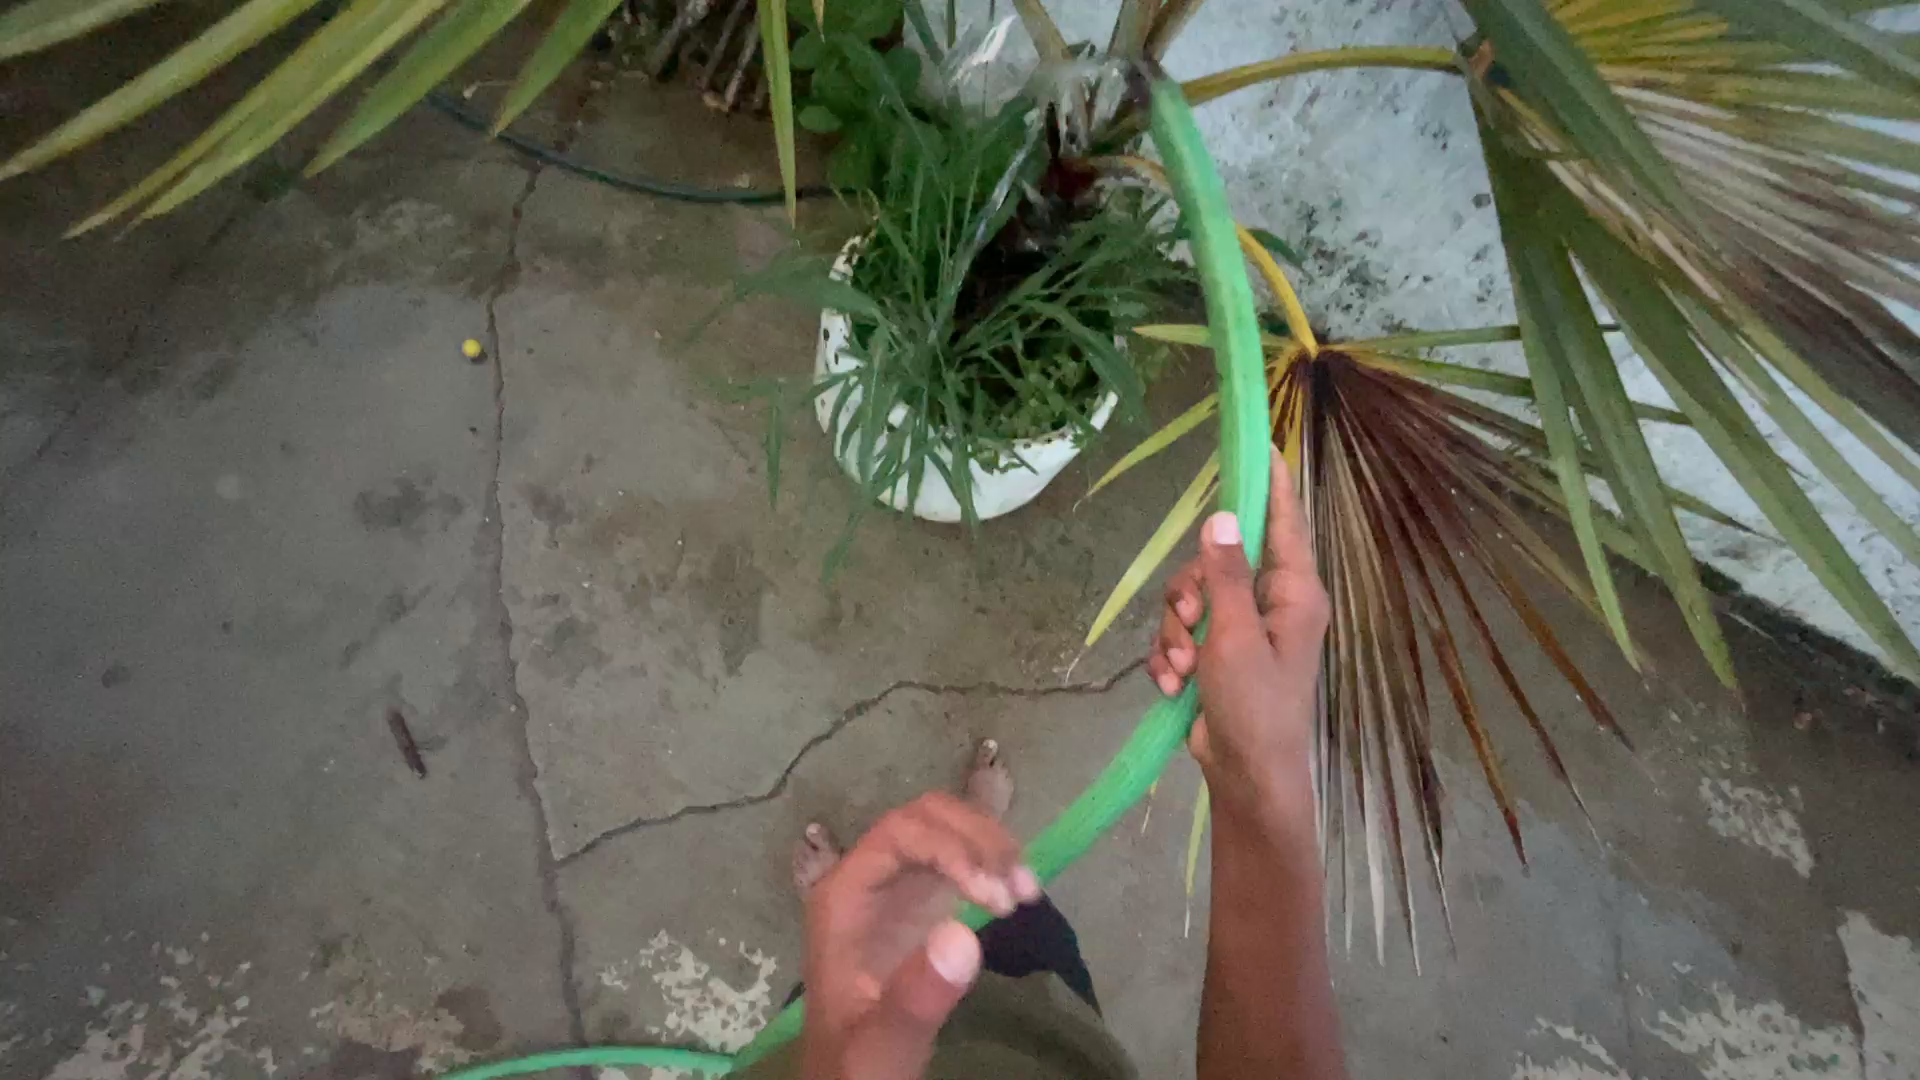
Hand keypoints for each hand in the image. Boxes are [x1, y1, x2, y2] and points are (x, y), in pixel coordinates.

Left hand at [800, 793, 1040, 1079]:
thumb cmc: (857, 1068)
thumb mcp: (878, 1049)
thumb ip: (913, 1000)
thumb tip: (965, 935)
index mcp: (844, 895)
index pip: (899, 833)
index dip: (951, 848)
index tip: (995, 897)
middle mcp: (870, 875)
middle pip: (925, 817)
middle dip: (977, 840)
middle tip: (1018, 888)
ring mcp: (897, 884)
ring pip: (947, 827)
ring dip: (991, 846)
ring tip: (1027, 890)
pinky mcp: (923, 900)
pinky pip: (960, 856)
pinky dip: (993, 863)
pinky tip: (1020, 891)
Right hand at [1147, 447, 1328, 820]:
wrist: (1246, 777)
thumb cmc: (1257, 707)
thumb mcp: (1235, 637)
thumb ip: (1225, 576)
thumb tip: (1220, 516)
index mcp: (1293, 592)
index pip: (1284, 523)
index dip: (1273, 483)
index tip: (1262, 445)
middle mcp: (1268, 603)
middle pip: (1215, 560)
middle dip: (1190, 592)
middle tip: (1189, 623)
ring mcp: (1239, 629)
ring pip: (1189, 598)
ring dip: (1175, 632)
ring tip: (1183, 669)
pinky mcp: (1213, 653)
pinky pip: (1179, 632)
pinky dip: (1169, 656)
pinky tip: (1173, 684)